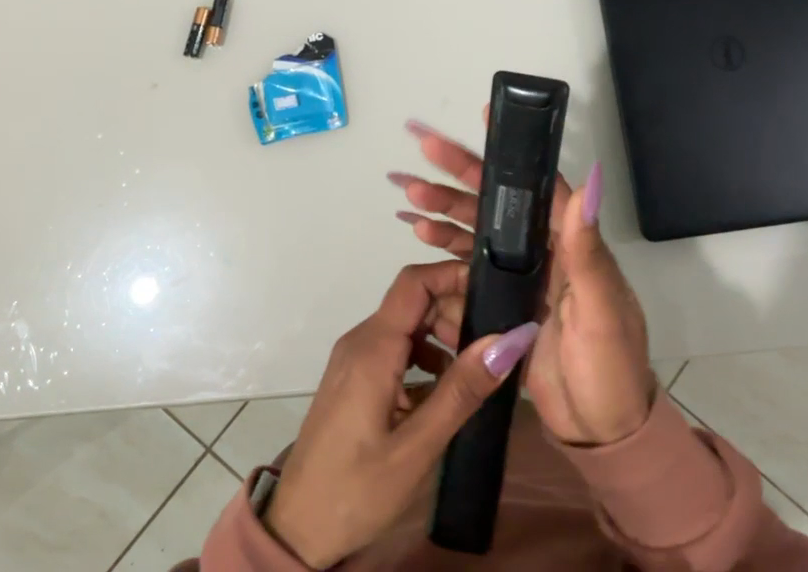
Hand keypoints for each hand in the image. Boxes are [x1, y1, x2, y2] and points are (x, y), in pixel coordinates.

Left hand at [263, 261, 538, 567]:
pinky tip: (447, 393)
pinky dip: (427, 359)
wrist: (296, 530)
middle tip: (492, 351)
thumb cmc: (357, 490)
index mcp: (372, 349)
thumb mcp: (418, 446)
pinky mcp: (355, 381)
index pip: (414, 282)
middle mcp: (360, 342)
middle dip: (457, 313)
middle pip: (414, 301)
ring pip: (407, 326)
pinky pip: (396, 351)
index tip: (496, 297)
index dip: (454, 277)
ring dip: (444, 338)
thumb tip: (511, 338)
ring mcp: (354, 361)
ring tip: (476, 374)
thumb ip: (462, 389)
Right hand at [391, 119, 654, 446]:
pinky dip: (443, 254)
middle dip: (457, 181)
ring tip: (408, 197)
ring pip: (476, 236)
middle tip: (419, 158)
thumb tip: (589, 183)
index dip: (507, 155)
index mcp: (572, 246)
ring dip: (444, 214)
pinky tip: (419, 239)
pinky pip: (467, 272)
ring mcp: (523, 282)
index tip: (479, 122)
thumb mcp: (603, 309)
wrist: (601, 432)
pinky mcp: (504, 309)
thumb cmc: (611, 366)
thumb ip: (588, 251)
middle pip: (496, 207)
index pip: (536, 188)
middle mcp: (546, 255)